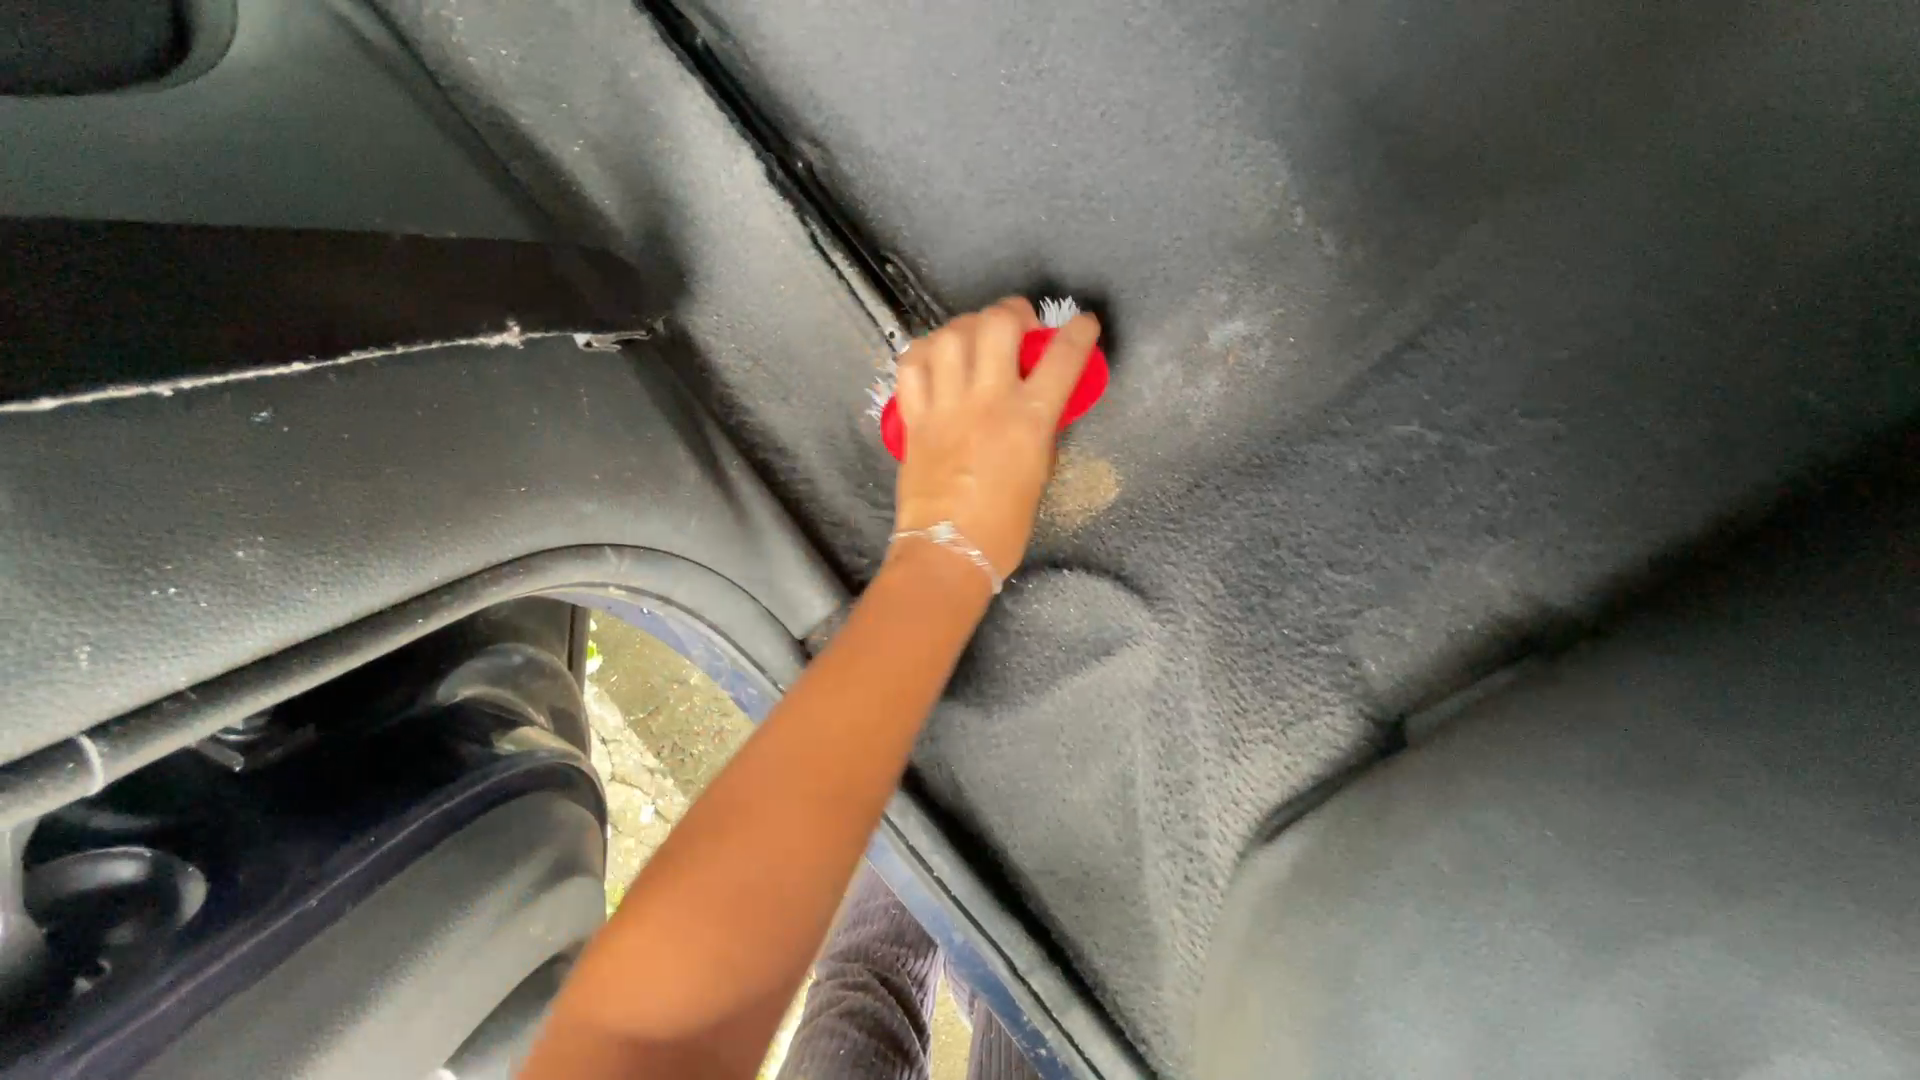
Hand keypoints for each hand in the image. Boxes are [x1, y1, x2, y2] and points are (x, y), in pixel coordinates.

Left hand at [892, 296, 1102, 578]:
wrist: (948, 551)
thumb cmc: (1004, 526)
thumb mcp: (1039, 472)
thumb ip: (1039, 428)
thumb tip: (1035, 401)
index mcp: (1028, 420)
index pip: (1063, 357)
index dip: (1079, 331)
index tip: (1082, 324)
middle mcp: (987, 401)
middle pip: (998, 324)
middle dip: (1014, 312)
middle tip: (1019, 327)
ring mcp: (945, 405)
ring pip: (950, 335)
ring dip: (967, 327)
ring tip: (974, 340)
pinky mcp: (914, 417)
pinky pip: (912, 364)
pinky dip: (925, 351)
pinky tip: (937, 360)